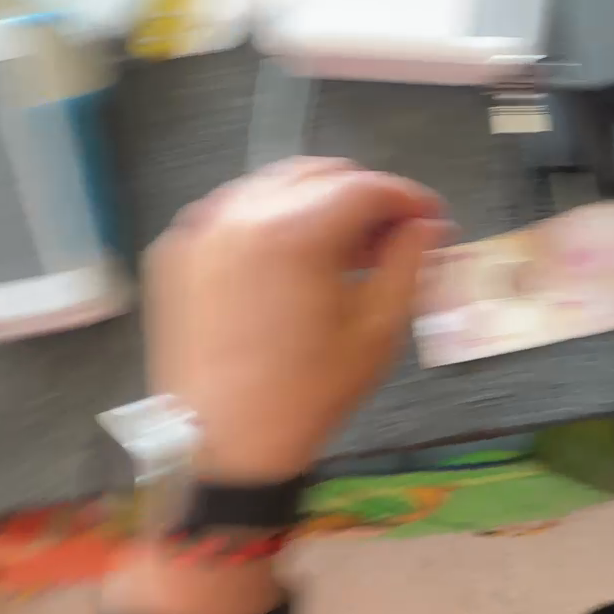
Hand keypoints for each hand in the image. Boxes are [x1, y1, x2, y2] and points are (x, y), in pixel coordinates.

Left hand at [145, 157, 448, 481]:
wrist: (227, 440)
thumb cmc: (314, 390)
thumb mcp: (378, 330)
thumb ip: (407, 263)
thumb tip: (429, 226)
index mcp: (296, 232)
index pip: (366, 187)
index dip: (410, 199)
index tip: (435, 220)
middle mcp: (242, 212)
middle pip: (319, 173)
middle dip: (366, 197)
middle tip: (394, 237)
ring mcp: (202, 228)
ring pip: (275, 186)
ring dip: (320, 204)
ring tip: (346, 250)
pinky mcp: (178, 251)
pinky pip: (236, 212)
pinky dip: (275, 221)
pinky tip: (295, 262)